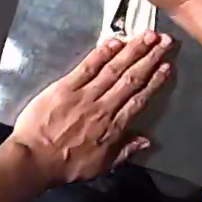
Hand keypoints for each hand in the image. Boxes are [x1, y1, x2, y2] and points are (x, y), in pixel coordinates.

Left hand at [8, 31, 173, 186]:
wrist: (34, 160)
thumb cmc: (66, 166)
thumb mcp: (100, 166)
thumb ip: (124, 151)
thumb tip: (147, 140)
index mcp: (114, 127)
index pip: (139, 99)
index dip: (155, 81)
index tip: (168, 66)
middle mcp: (103, 108)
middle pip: (131, 79)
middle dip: (151, 58)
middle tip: (166, 41)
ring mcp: (84, 95)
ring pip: (113, 69)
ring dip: (133, 51)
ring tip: (148, 36)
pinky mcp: (64, 87)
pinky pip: (87, 68)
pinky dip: (101, 54)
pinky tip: (114, 41)